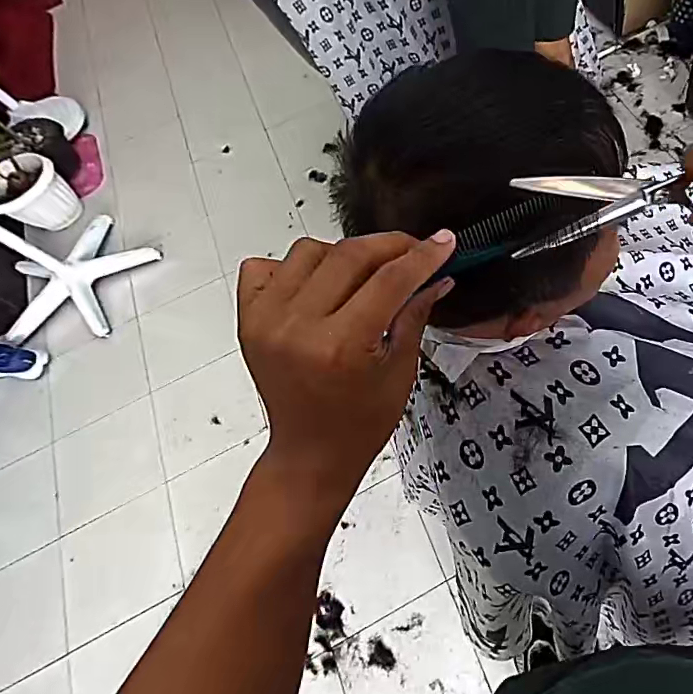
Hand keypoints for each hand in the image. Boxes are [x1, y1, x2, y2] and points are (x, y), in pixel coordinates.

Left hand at [236, 232, 453, 501]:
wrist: (312, 451)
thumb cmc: (358, 423)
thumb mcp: (401, 369)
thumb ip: (415, 314)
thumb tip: (435, 278)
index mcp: (341, 345)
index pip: (390, 280)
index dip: (423, 255)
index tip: (443, 242)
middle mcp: (297, 327)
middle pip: (351, 255)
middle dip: (392, 246)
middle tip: (416, 250)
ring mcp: (266, 320)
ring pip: (311, 251)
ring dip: (347, 253)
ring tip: (368, 273)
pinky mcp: (249, 319)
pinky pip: (268, 265)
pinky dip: (298, 266)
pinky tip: (323, 284)